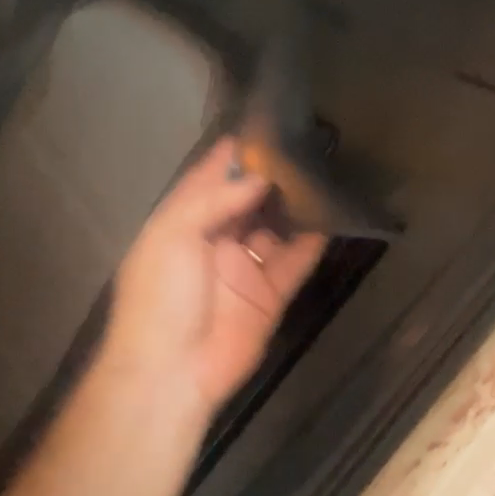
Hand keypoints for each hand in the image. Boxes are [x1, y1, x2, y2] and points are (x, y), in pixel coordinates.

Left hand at [105, 138, 326, 419]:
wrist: (172, 371)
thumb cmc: (160, 297)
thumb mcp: (173, 236)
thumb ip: (215, 200)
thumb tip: (261, 176)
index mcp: (182, 222)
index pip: (211, 178)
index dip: (237, 153)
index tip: (269, 123)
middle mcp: (216, 239)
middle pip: (249, 200)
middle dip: (274, 176)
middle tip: (310, 144)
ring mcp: (245, 267)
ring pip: (277, 226)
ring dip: (297, 205)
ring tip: (327, 174)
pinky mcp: (271, 293)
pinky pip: (297, 260)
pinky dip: (315, 240)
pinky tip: (334, 216)